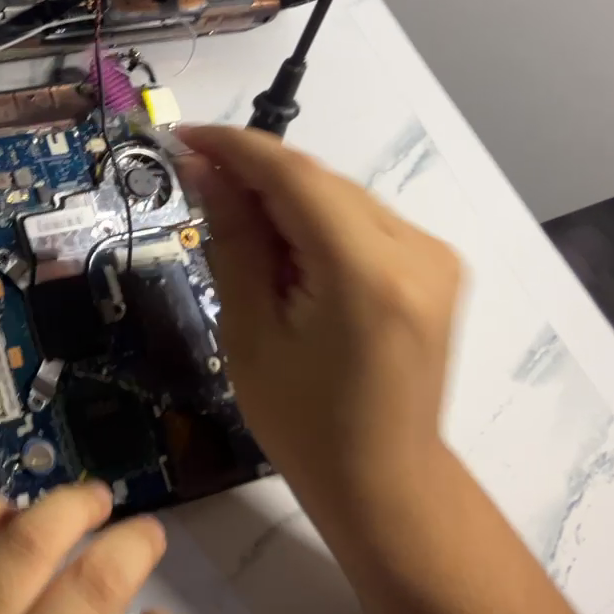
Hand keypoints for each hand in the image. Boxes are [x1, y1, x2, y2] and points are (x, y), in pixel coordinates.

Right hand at [174, 125, 462, 510]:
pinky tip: (279, 245)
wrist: (383, 478)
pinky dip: (309, 217)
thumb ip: (234, 238)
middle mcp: (414, 251)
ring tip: (231, 220)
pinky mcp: (433, 265)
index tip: (180, 135)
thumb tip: (205, 169)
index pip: (293, 176)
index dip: (233, 146)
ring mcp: (433, 256)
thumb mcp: (249, 329)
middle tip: (194, 182)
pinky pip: (356, 217)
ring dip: (278, 195)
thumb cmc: (301, 420)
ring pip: (336, 194)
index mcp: (366, 274)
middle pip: (317, 180)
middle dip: (251, 172)